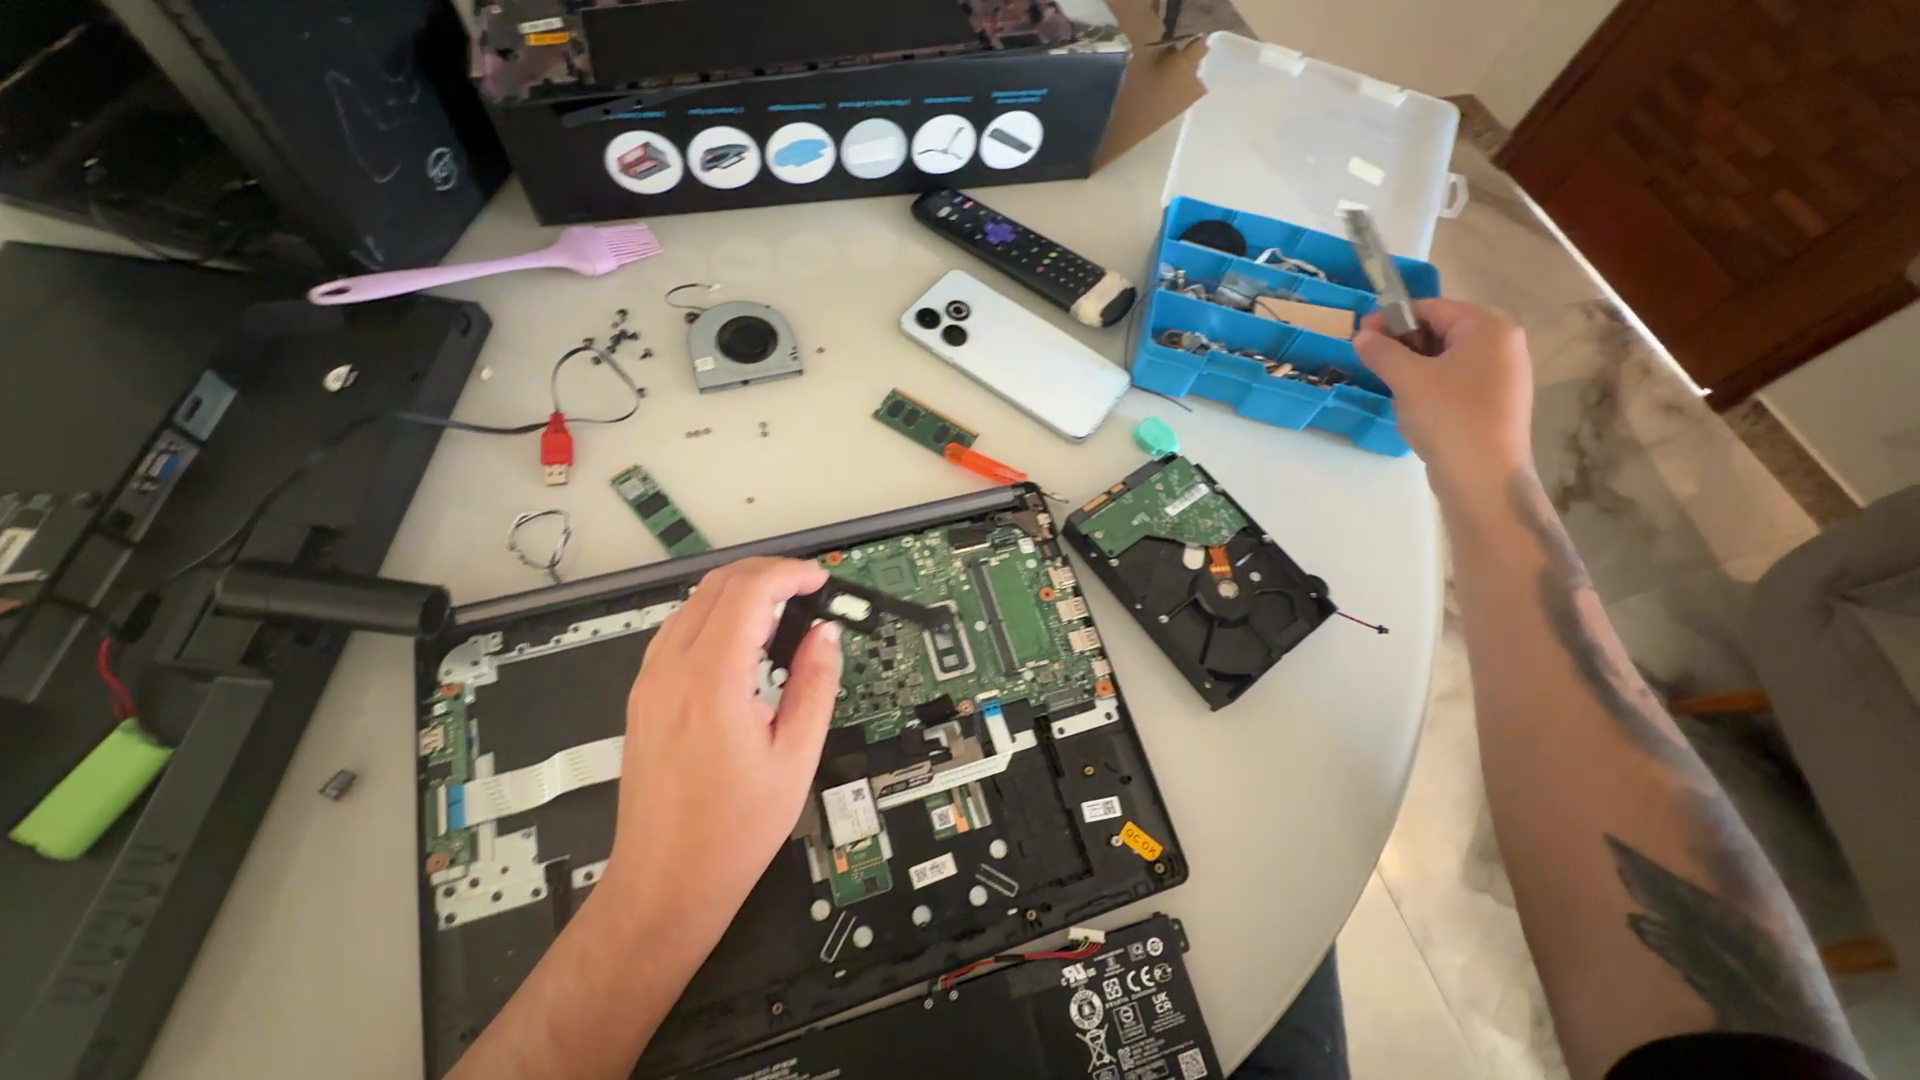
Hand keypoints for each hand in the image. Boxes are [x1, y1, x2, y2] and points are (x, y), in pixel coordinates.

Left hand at [606, 557, 841, 936]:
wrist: (666, 881)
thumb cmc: (732, 831)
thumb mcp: (795, 758)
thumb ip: (815, 686)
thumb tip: (826, 636)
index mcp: (711, 682)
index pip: (747, 593)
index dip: (788, 574)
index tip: (819, 581)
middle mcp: (670, 672)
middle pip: (715, 586)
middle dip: (765, 574)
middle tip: (806, 591)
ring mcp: (649, 683)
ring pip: (692, 604)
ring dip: (738, 594)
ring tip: (781, 616)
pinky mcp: (643, 697)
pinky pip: (677, 633)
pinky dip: (714, 619)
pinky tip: (743, 645)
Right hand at [1354, 299, 1534, 491]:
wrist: (1482, 476)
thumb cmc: (1448, 416)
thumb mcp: (1407, 379)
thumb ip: (1382, 352)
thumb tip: (1361, 336)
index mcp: (1490, 329)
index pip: (1434, 307)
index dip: (1393, 317)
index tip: (1361, 332)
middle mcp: (1503, 346)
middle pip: (1442, 332)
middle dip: (1404, 345)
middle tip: (1372, 360)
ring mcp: (1503, 377)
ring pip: (1446, 360)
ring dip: (1414, 369)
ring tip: (1392, 389)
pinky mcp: (1495, 404)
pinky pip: (1456, 383)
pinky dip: (1430, 388)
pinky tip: (1414, 410)